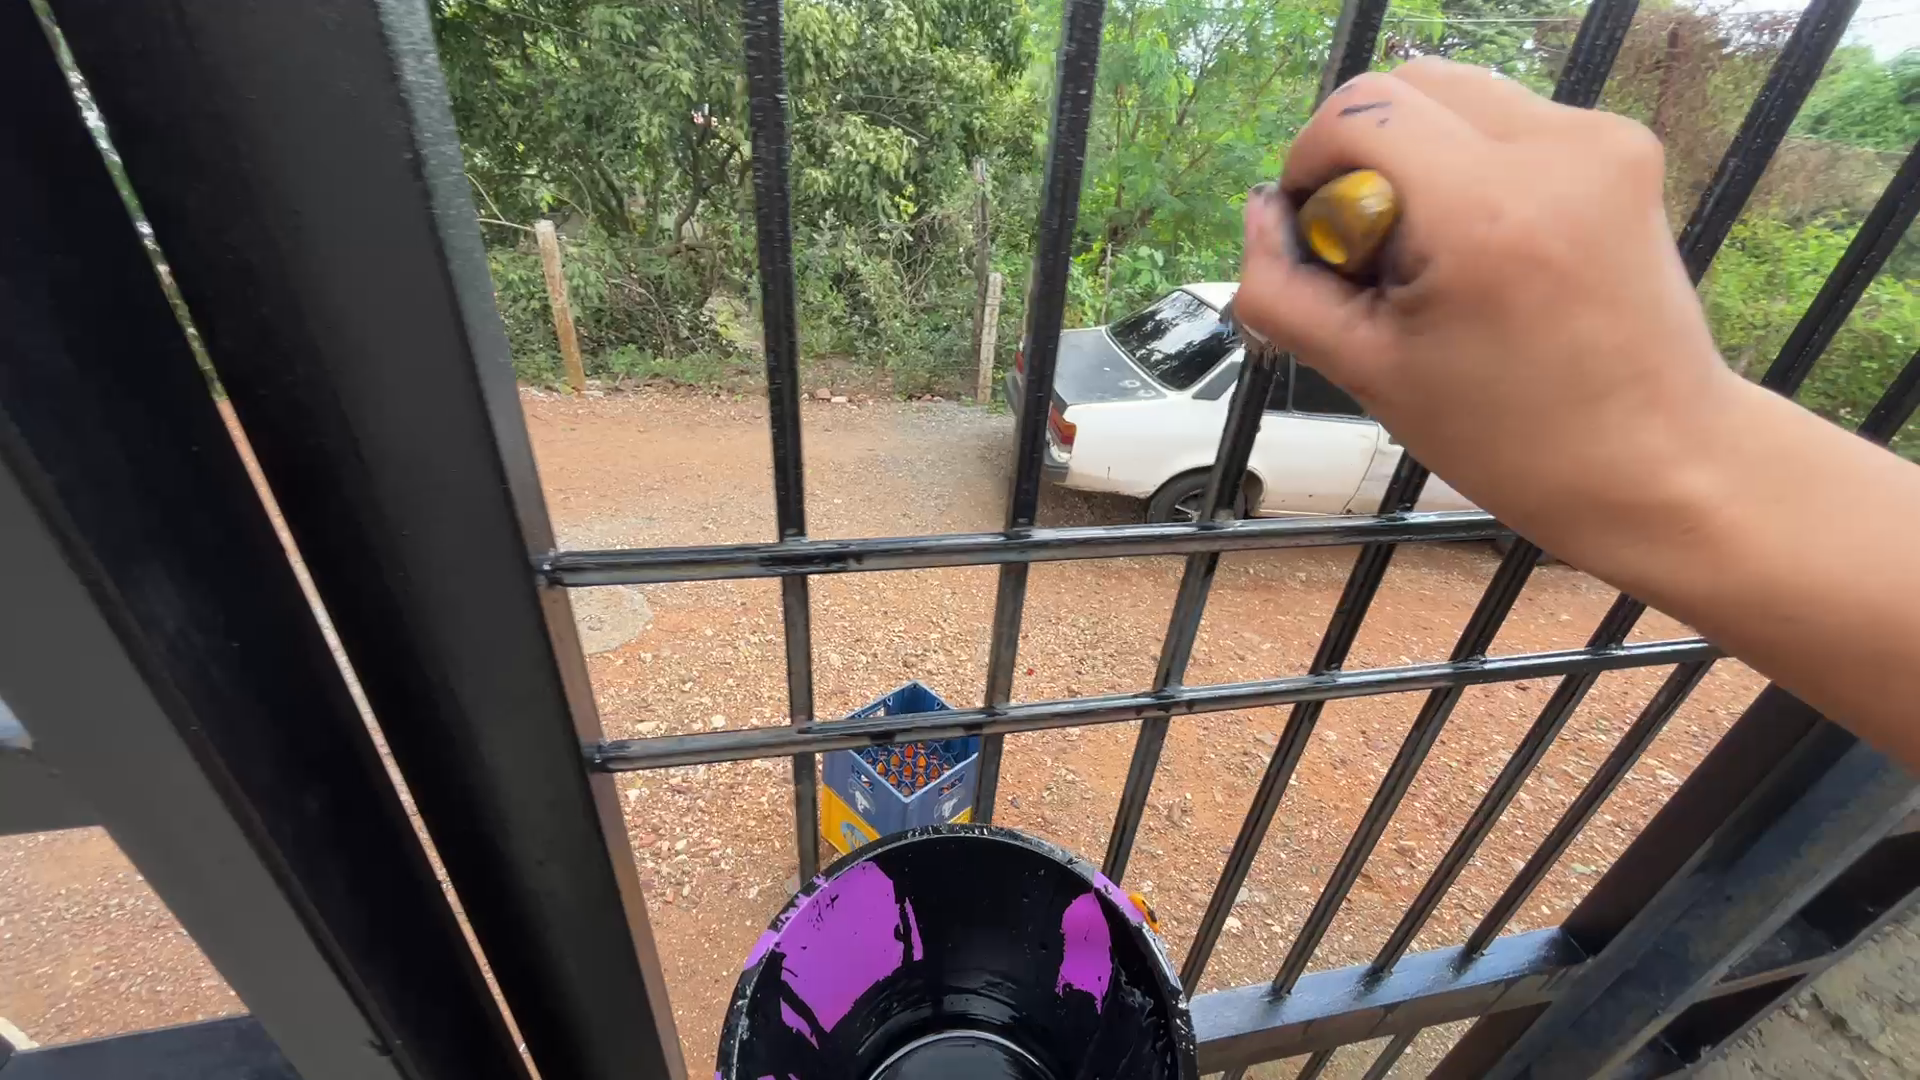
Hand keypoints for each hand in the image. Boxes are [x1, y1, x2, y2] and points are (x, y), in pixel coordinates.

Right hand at [1235, 58, 1742, 556]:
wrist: (1647, 455)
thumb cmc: (1496, 433)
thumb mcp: (1360, 370)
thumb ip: (1282, 291)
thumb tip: (1260, 214)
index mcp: (1484, 210)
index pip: (1359, 113)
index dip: (1306, 163)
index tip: (1308, 237)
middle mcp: (1555, 145)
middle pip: (1405, 84)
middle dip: (1351, 157)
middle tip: (1355, 248)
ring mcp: (1600, 136)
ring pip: (1452, 96)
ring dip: (1401, 158)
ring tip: (1410, 249)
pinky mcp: (1619, 148)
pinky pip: (1499, 122)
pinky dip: (1452, 166)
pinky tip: (1459, 245)